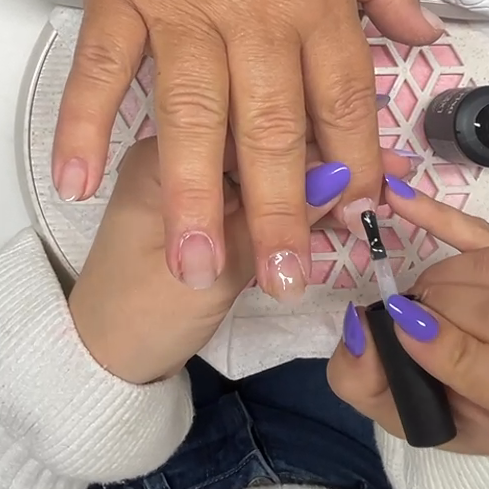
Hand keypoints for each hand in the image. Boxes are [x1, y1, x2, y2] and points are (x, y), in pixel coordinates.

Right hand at [54, 0, 442, 304]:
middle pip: (272, 127)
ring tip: (196, 267)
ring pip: (189, 113)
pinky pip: (100, 65)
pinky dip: (85, 123)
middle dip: (281, 212)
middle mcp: (255, 7)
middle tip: (282, 282)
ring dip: (192, 196)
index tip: (354, 225)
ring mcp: (181, 0)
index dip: (354, 170)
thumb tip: (424, 36)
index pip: (345, 100)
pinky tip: (77, 180)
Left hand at [71, 138, 409, 383]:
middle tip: (387, 175)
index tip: (372, 167)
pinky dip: (300, 192)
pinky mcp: (208, 198)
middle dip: (326, 153)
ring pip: (268, 156)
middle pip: (263, 134)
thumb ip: (267, 227)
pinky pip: (260, 180)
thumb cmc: (142, 318)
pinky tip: (342, 198)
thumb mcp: (210, 277)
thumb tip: (338, 182)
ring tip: (380, 183)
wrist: (100, 359)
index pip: (246, 128)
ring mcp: (194, 171)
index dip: (313, 144)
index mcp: (164, 154)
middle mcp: (180, 147)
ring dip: (320, 169)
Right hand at [329, 184, 488, 469]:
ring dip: (447, 272)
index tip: (402, 325)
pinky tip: (404, 201)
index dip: (460, 353)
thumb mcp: (403, 420)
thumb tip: (362, 327)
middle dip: (443, 304)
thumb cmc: (458, 416)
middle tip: (403, 307)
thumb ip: (366, 383)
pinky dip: (446, 217)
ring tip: (421, 288)